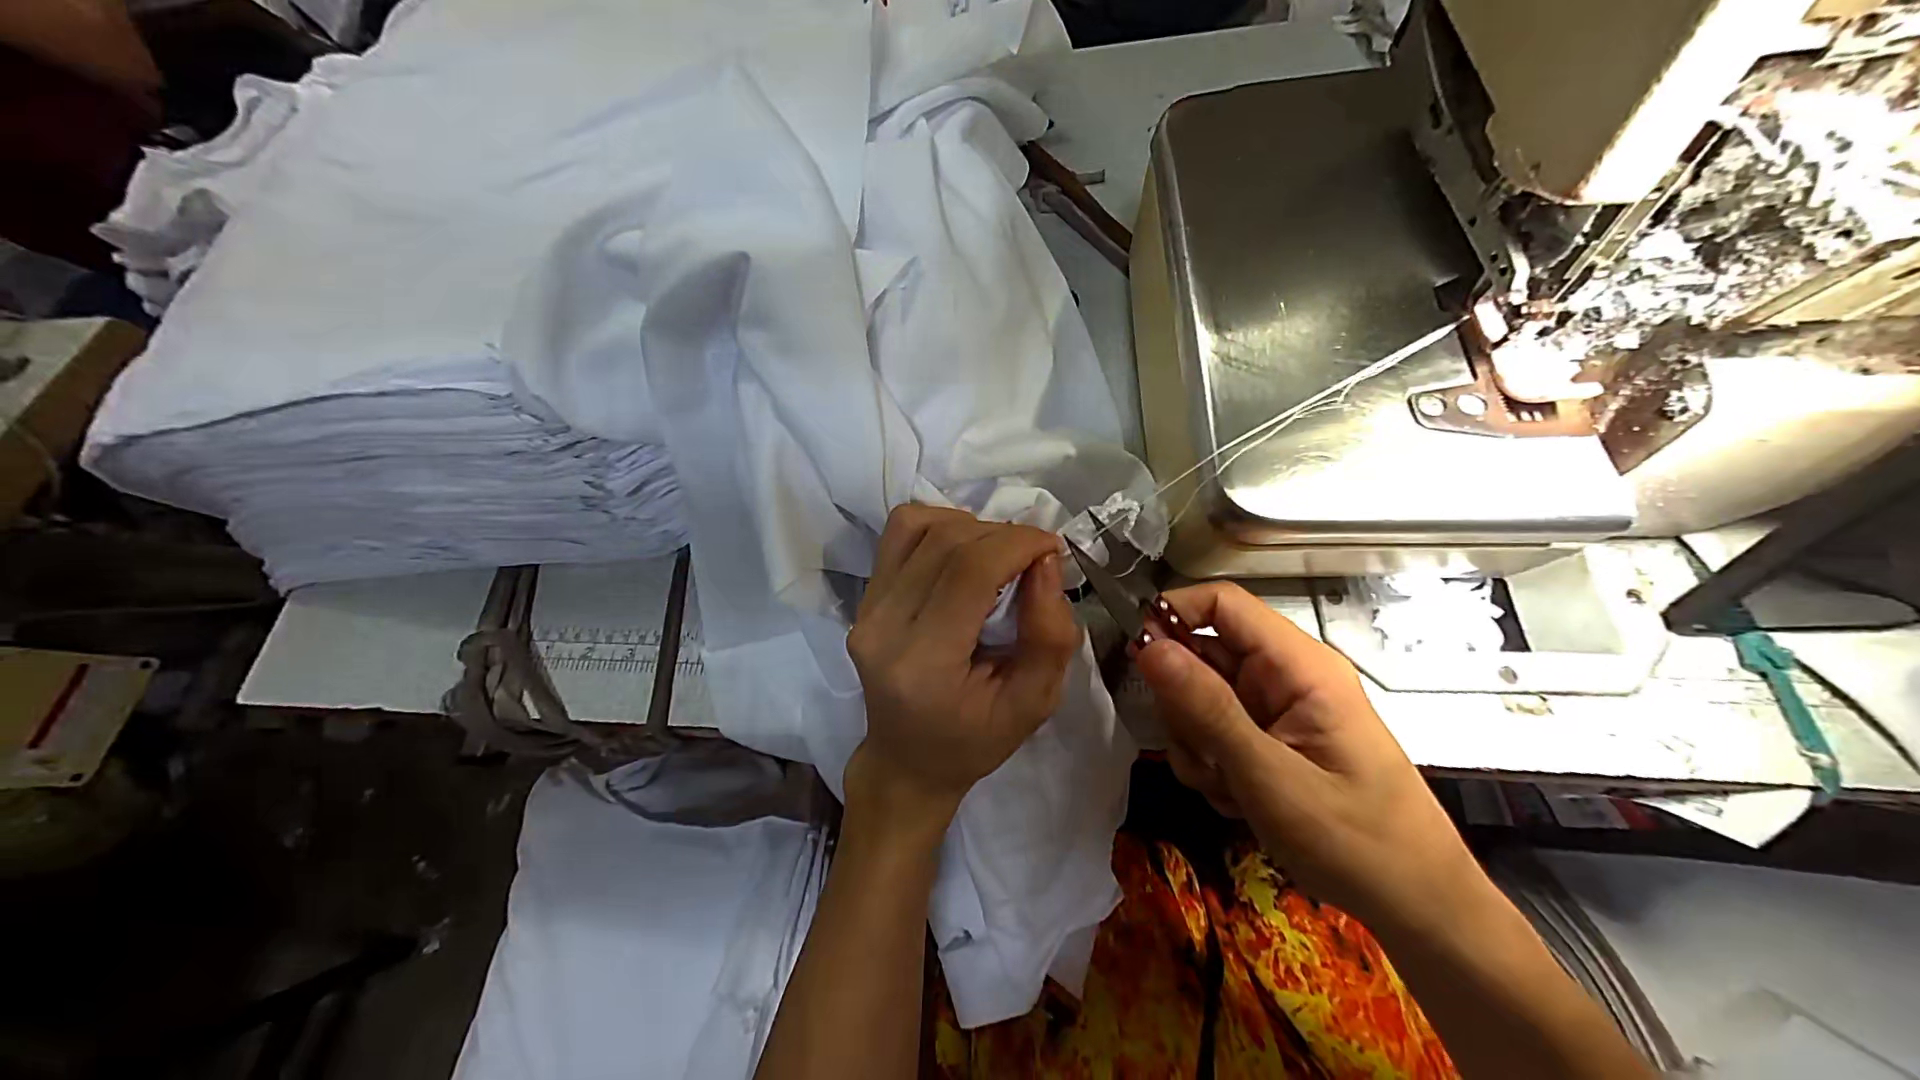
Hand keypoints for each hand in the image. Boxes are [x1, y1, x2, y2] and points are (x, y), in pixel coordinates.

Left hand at [846, 505, 1078, 820]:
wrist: (907, 761)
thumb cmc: (974, 741)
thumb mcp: (1033, 703)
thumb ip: (1049, 636)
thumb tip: (1046, 561)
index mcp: (923, 664)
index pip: (968, 572)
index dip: (1018, 544)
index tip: (1052, 549)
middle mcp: (882, 628)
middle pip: (944, 541)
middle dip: (1002, 535)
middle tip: (1035, 557)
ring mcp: (864, 610)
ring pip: (917, 525)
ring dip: (971, 526)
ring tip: (1000, 555)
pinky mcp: (862, 599)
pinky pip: (899, 534)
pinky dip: (940, 527)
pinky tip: (964, 553)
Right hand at [1135, 583, 1481, 932]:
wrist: (1416, 905)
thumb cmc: (1358, 842)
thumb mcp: (1271, 778)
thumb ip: (1207, 709)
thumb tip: (1149, 647)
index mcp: (1299, 666)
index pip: (1222, 604)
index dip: (1173, 615)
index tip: (1138, 659)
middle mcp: (1285, 676)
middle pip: (1201, 655)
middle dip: (1183, 705)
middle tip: (1200, 755)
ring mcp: (1276, 708)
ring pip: (1199, 697)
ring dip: (1195, 742)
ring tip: (1226, 786)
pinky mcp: (1270, 737)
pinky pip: (1213, 730)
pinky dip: (1209, 763)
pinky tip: (1236, 797)